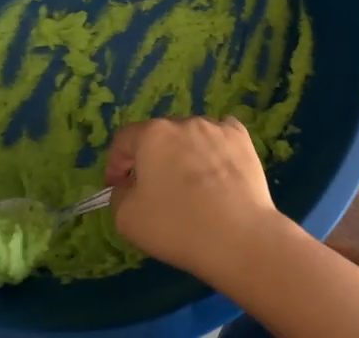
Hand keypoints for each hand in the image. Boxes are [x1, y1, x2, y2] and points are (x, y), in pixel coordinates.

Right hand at [104, 116, 290, 280]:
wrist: (238, 235)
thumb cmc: (176, 226)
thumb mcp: (127, 219)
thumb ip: (118, 195)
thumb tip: (128, 186)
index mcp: (152, 135)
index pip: (124, 140)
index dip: (116, 164)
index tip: (119, 187)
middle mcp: (183, 122)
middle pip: (159, 137)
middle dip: (152, 160)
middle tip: (155, 191)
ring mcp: (216, 126)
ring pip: (190, 137)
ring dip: (183, 155)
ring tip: (192, 187)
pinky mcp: (241, 137)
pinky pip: (219, 136)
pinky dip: (213, 150)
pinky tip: (218, 173)